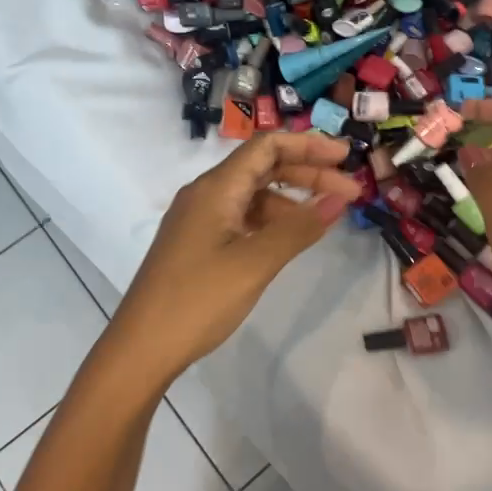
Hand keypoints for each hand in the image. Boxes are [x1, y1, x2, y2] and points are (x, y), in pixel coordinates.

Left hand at [112, 133, 362, 377]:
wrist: (142, 345)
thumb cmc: (198, 299)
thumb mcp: (255, 263)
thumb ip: (298, 228)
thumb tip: (338, 198)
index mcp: (215, 188)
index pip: (266, 146)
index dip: (307, 145)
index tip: (347, 157)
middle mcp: (205, 194)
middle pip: (261, 167)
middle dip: (306, 173)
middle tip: (349, 193)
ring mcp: (198, 219)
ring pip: (252, 194)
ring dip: (290, 199)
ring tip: (326, 217)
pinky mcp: (197, 243)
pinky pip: (240, 217)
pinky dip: (270, 220)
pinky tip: (290, 238)